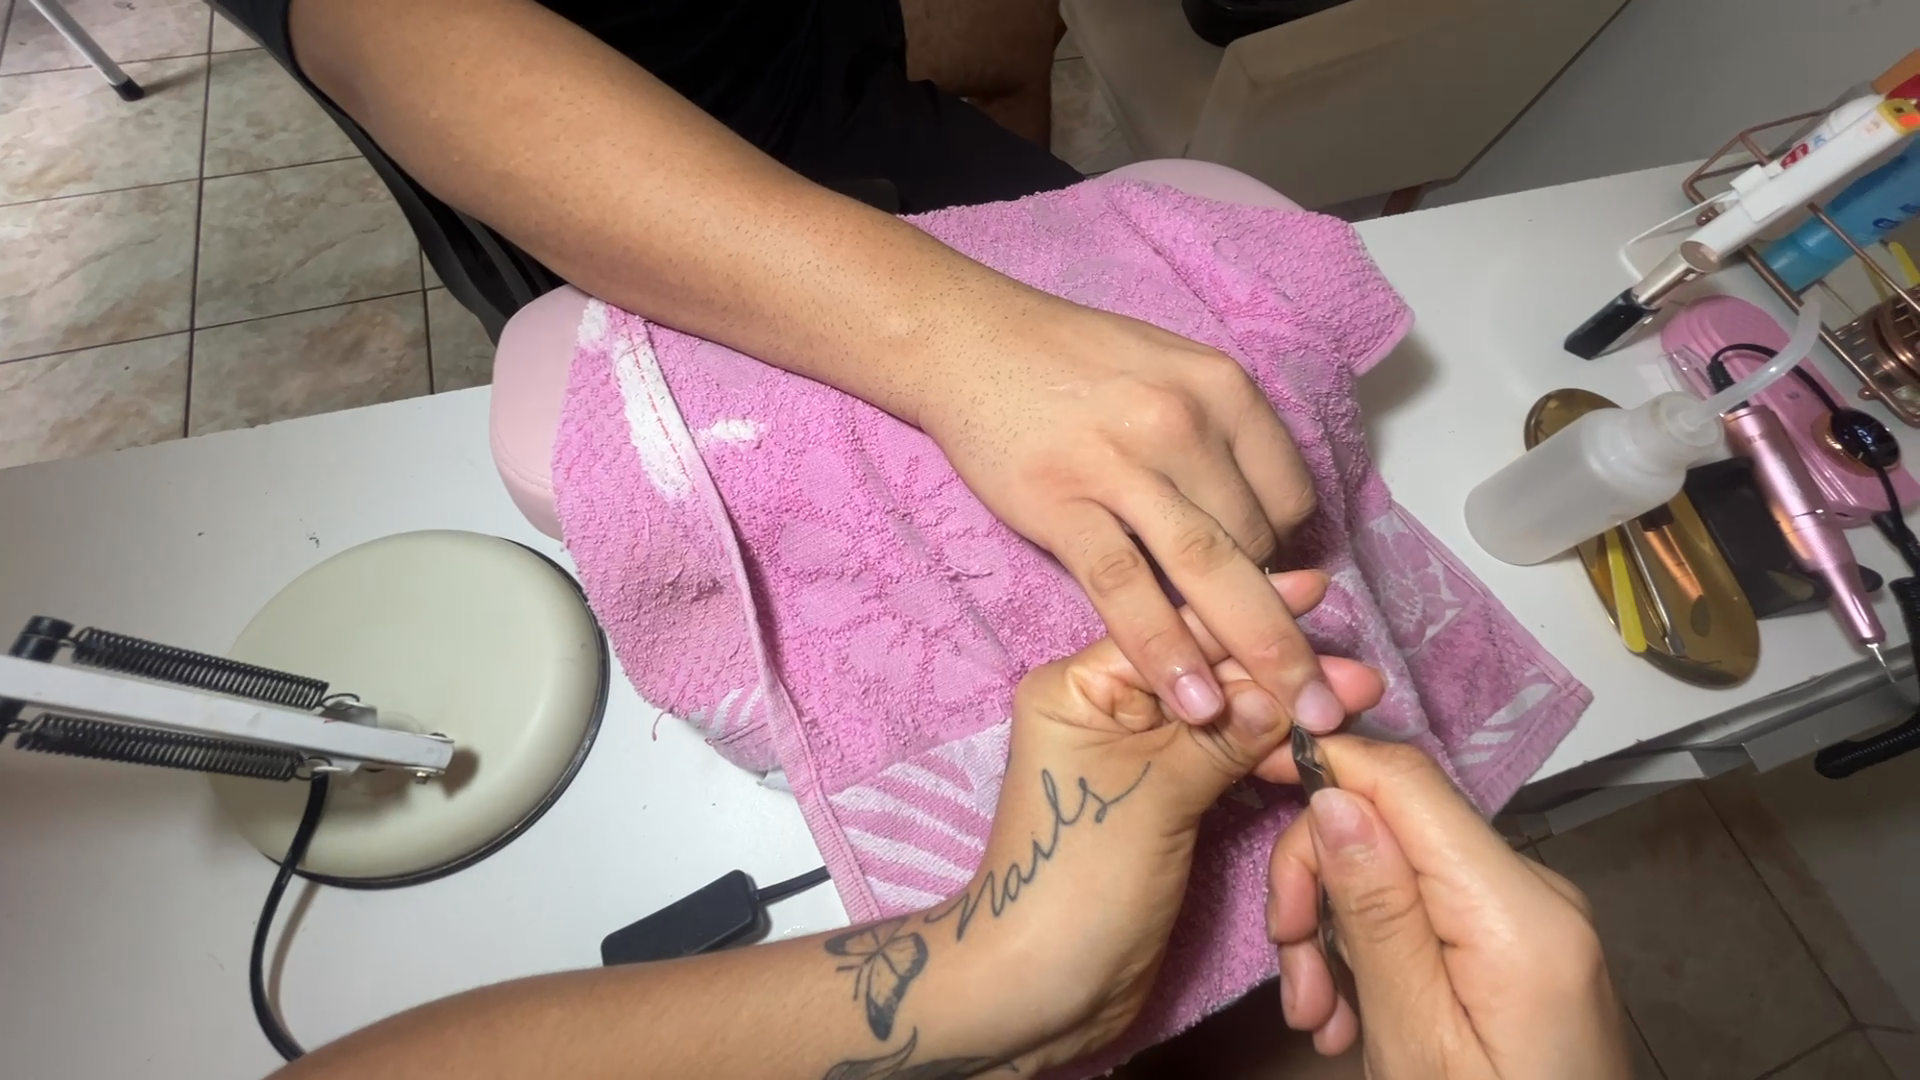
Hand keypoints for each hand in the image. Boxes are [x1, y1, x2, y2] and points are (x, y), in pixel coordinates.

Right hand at [915, 300, 1337, 732]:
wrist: (972, 343)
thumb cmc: (1068, 358)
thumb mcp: (1166, 366)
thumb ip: (1213, 430)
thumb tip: (1242, 508)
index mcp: (1222, 388)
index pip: (1285, 493)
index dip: (1286, 556)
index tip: (1267, 594)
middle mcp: (1183, 423)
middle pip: (1255, 540)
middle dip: (1295, 630)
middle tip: (1330, 703)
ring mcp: (1121, 465)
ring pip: (1203, 567)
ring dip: (1248, 648)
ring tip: (1285, 717)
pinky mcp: (1062, 504)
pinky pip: (1122, 584)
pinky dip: (1161, 644)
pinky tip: (1189, 696)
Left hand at [937, 572, 1384, 1071]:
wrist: (1044, 983)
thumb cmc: (1080, 878)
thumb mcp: (1154, 795)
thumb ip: (1222, 736)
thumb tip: (1290, 686)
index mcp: (1078, 685)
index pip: (1170, 637)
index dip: (1243, 622)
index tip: (1317, 596)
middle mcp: (1102, 704)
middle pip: (1199, 671)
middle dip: (1274, 671)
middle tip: (1358, 674)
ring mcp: (1133, 747)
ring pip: (1216, 713)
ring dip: (1280, 710)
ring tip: (1357, 699)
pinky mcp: (1160, 788)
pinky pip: (1218, 753)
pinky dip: (1265, 748)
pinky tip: (1315, 737)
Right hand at [1266, 739, 1633, 1078]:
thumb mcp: (1414, 1042)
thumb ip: (1375, 911)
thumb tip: (1332, 794)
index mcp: (1518, 912)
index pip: (1404, 780)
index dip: (1323, 762)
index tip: (1252, 784)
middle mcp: (1530, 891)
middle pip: (1386, 820)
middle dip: (1315, 876)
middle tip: (1286, 957)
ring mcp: (1520, 913)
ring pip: (1385, 864)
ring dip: (1329, 923)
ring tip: (1315, 1007)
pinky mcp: (1506, 939)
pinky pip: (1410, 903)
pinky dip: (1363, 942)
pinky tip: (1345, 1008)